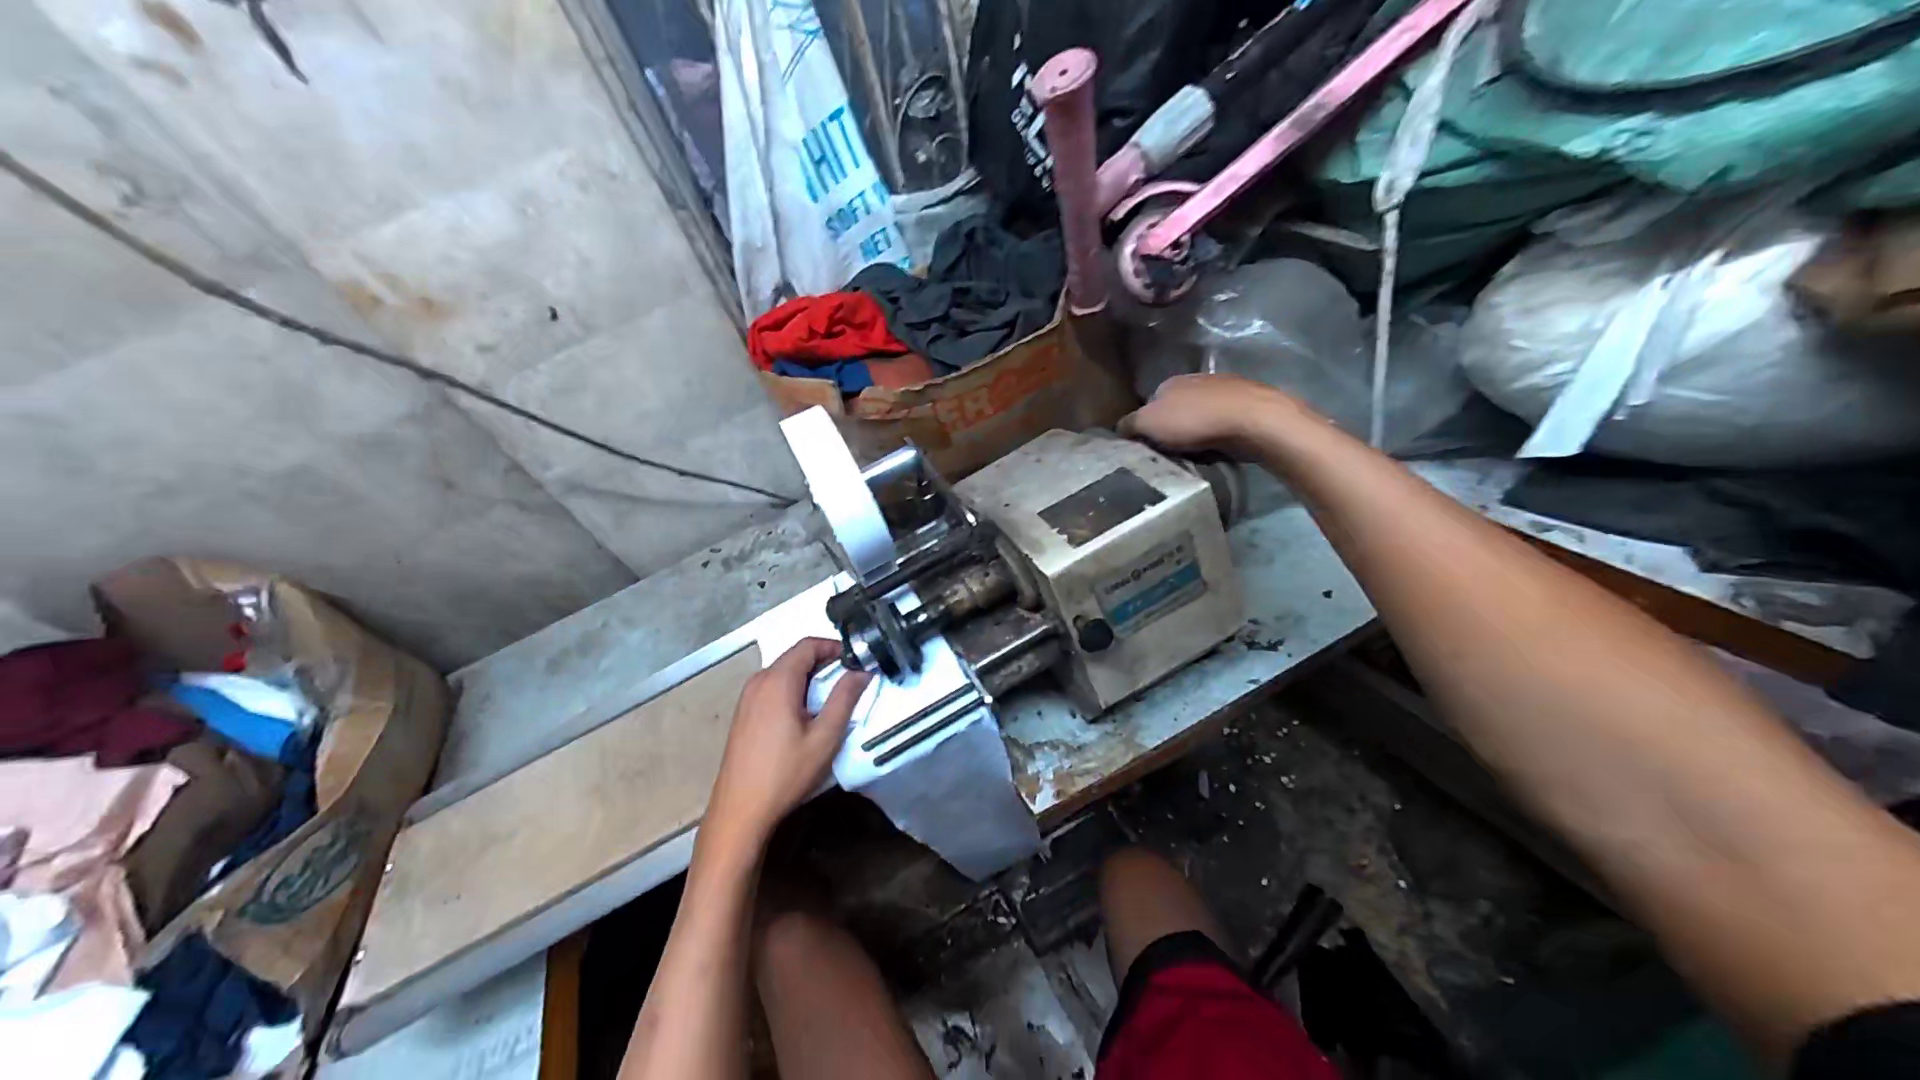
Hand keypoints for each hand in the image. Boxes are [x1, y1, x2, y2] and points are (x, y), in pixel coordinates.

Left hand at [703, 638, 871, 849]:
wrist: (741, 810)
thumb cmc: (786, 773)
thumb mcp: (825, 736)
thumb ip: (845, 698)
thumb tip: (861, 671)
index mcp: (777, 681)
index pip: (808, 645)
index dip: (834, 646)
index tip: (856, 659)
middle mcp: (758, 682)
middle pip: (795, 657)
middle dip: (824, 662)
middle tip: (849, 680)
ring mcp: (747, 697)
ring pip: (783, 673)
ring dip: (809, 677)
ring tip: (831, 699)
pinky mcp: (743, 713)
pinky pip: (772, 688)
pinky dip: (793, 690)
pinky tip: (805, 715)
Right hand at [1118, 374, 1310, 456]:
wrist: (1253, 420)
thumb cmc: (1194, 420)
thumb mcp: (1148, 423)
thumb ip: (1129, 425)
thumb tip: (1119, 429)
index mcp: (1169, 382)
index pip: (1148, 406)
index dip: (1146, 428)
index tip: (1148, 449)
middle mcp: (1195, 380)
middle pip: (1175, 410)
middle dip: (1172, 430)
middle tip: (1171, 456)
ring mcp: (1224, 390)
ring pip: (1200, 416)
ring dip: (1197, 433)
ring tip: (1196, 456)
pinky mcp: (1247, 404)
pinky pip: (1222, 424)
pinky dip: (1218, 435)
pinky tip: (1219, 449)